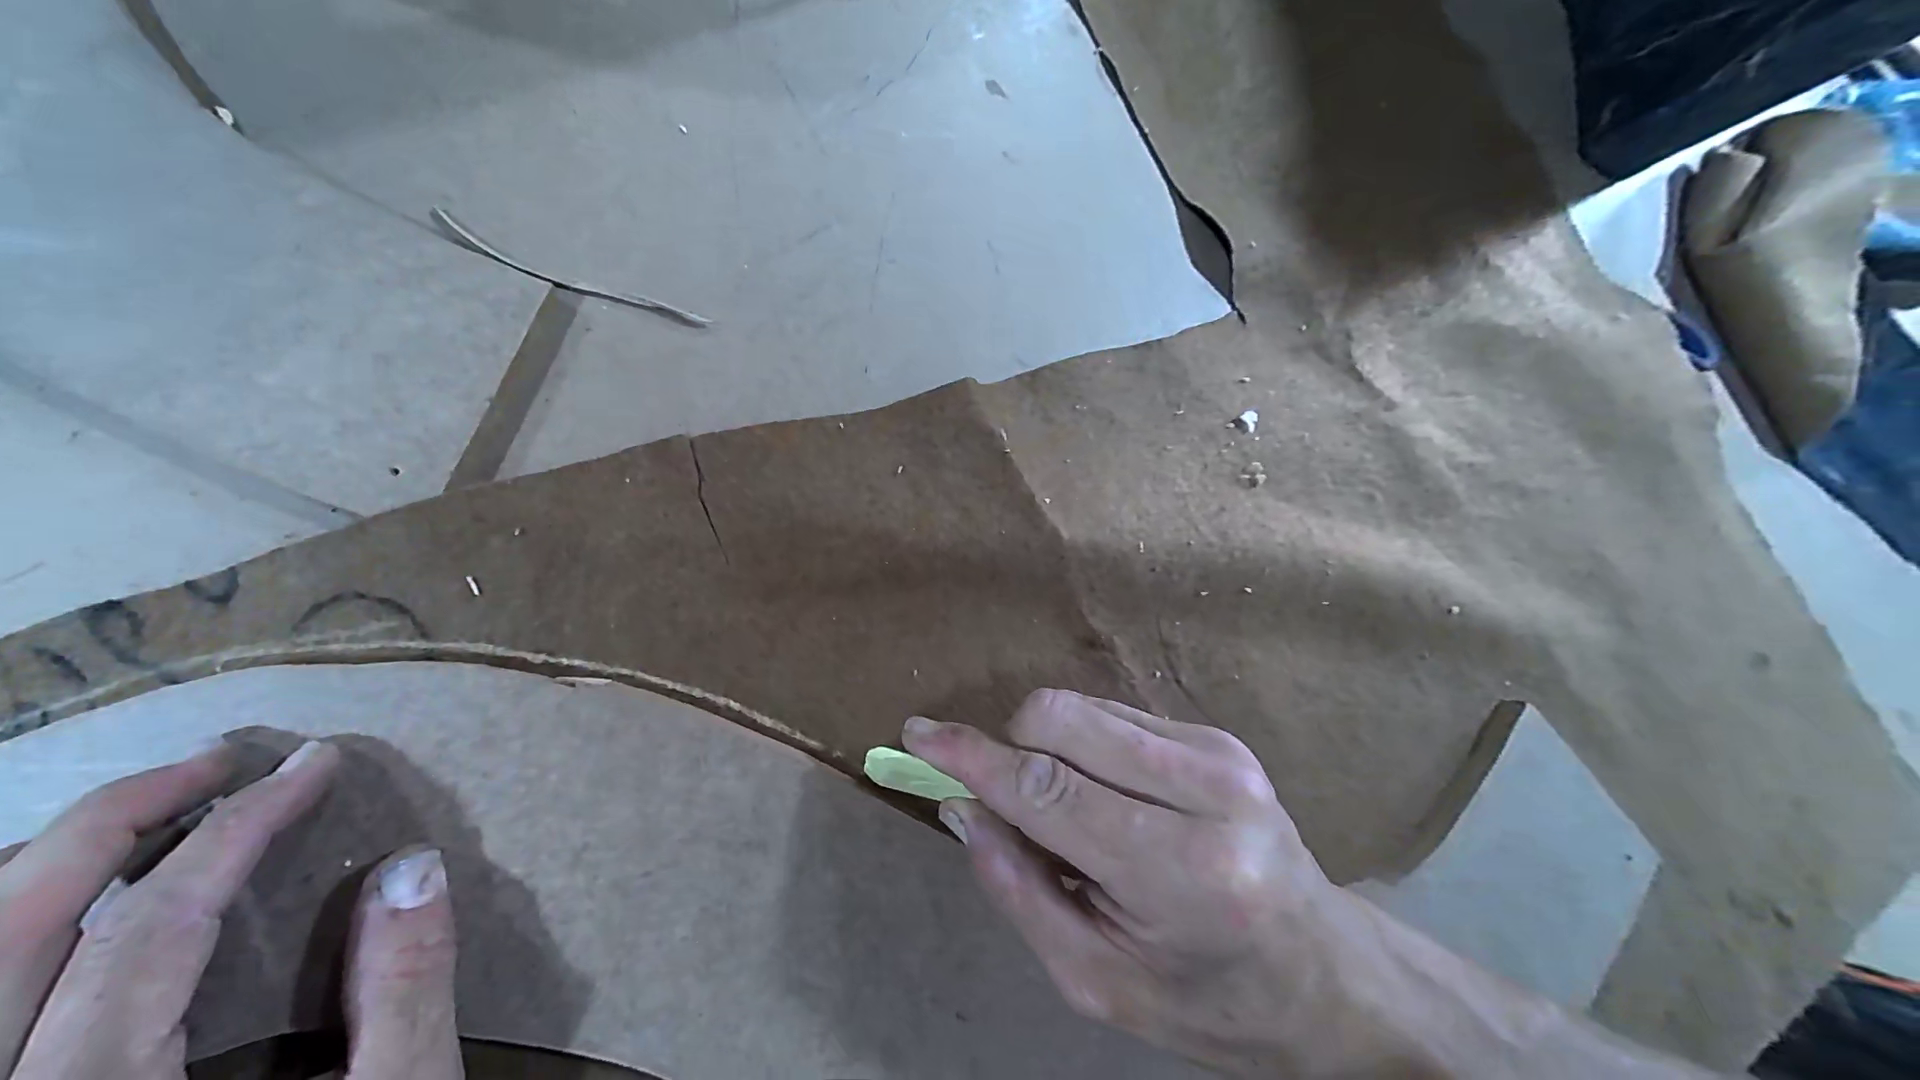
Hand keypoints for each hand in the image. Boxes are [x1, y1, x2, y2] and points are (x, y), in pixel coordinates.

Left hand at [0, 739, 462, 1079]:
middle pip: (7, 929)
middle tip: (216, 762)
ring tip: (144, 817)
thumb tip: (412, 867)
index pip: (159, 921)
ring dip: (39, 868)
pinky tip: (66, 912)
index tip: (311, 764)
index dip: (243, 823)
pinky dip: (8, 933)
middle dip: (116, 818)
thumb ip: (402, 993)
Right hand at [905, 690, 1719, 1079]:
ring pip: (1080, 705)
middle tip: (1008, 803)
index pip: (1045, 787)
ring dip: (1046, 746)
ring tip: (1071, 813)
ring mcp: (1219, 752)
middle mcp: (1205, 792)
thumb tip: (962, 806)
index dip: (970, 757)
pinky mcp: (1218, 734)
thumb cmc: (1206, 998)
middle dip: (1008, 745)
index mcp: (1177, 871)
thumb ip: (1018, 887)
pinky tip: (1108, 797)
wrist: (1326, 972)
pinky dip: (1082, 745)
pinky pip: (1111, 712)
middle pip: (1057, 718)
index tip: (917, 734)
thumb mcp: (1096, 980)